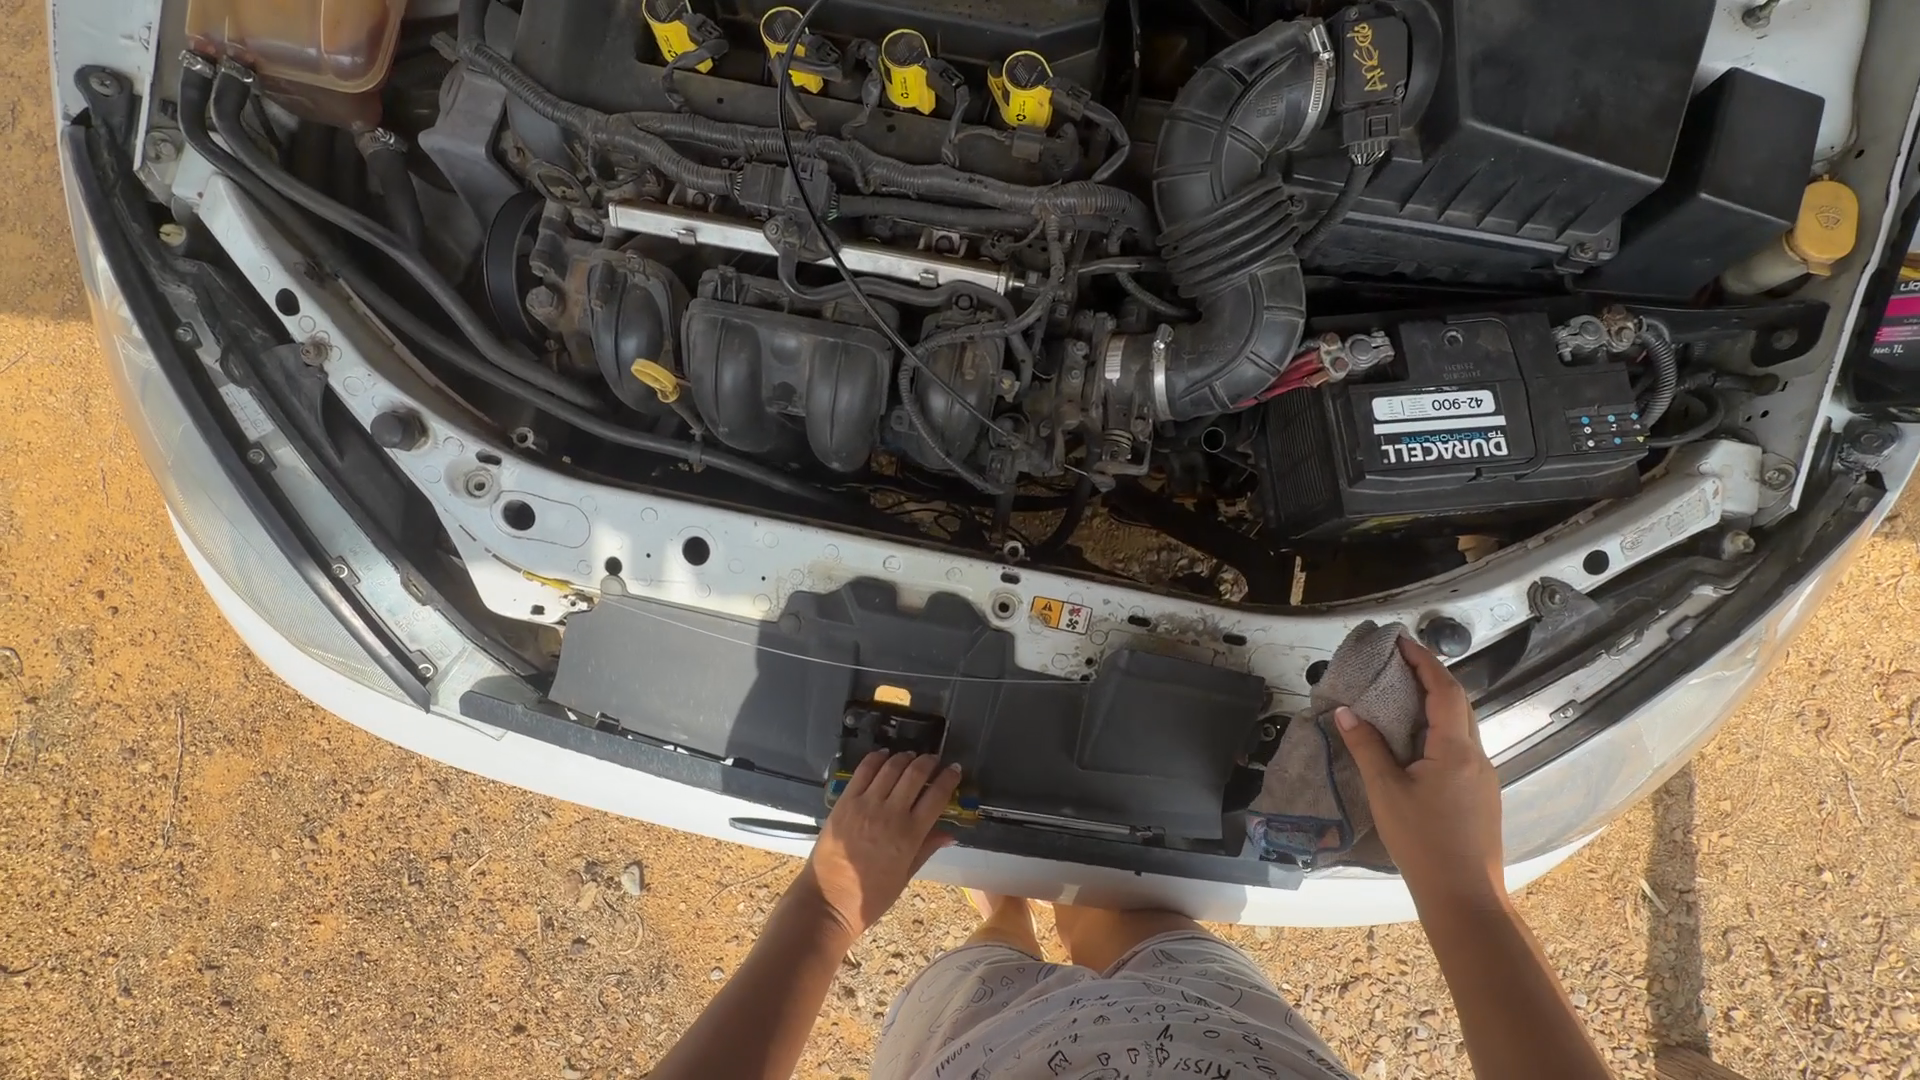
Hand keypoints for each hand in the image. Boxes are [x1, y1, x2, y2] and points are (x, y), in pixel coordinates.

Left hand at [797, 751, 961, 939]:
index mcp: (910, 834)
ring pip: (891, 767)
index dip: (949, 778)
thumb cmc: (870, 897)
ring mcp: (866, 804)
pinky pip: (863, 770)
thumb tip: (950, 833)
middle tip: (933, 759)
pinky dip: (877, 758)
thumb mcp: (905, 876)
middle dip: (928, 762)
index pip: (937, 796)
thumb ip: (927, 848)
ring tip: (911, 756)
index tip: (955, 769)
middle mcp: (891, 813)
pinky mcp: (845, 801)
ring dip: (905, 757)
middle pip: (915, 774)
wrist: (829, 901)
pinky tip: (884, 755)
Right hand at [1336, 637, 1504, 907]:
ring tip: (1402, 691)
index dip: (1424, 662)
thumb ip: (1366, 747)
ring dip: (1435, 701)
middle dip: (1430, 676)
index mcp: (1455, 749)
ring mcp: (1482, 776)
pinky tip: (1415, 737)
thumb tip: (1346, 711)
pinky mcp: (1479, 794)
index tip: (1401, 642)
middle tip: (1398, 661)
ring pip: (1461, 725)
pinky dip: (1437, 726)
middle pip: (1458, 704)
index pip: (1444, 691)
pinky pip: (1459, 745)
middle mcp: (1476, 756)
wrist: (1464, 896)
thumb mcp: (1385, 790)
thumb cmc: (1422, 840)